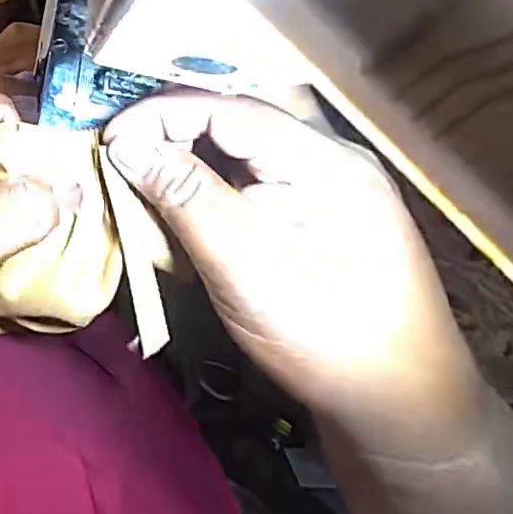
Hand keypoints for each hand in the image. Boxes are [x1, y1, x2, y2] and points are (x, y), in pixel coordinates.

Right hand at [103, 93, 484, 433]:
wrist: (402, 406)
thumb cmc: (322, 336)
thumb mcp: (240, 262)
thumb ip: (182, 193)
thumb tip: (125, 145)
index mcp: (322, 158)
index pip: (225, 106)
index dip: (159, 115)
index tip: (111, 140)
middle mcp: (330, 156)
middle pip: (235, 119)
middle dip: (172, 132)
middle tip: (124, 160)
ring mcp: (331, 181)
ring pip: (243, 147)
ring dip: (191, 156)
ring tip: (149, 180)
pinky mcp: (323, 208)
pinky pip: (257, 174)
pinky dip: (215, 181)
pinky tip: (192, 203)